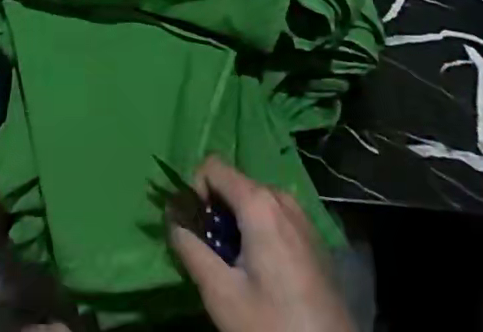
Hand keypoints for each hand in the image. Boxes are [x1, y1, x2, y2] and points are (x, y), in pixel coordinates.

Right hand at [168, 157, 356, 331]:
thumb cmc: (272, 322)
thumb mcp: (222, 293)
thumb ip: (191, 250)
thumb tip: (172, 218)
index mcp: (259, 202)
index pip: (213, 166)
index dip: (195, 191)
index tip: (196, 230)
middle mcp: (281, 196)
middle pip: (233, 184)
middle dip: (215, 212)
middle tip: (213, 255)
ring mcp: (300, 213)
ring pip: (253, 200)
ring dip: (235, 224)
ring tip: (236, 268)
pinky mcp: (310, 232)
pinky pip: (273, 215)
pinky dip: (256, 230)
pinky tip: (261, 272)